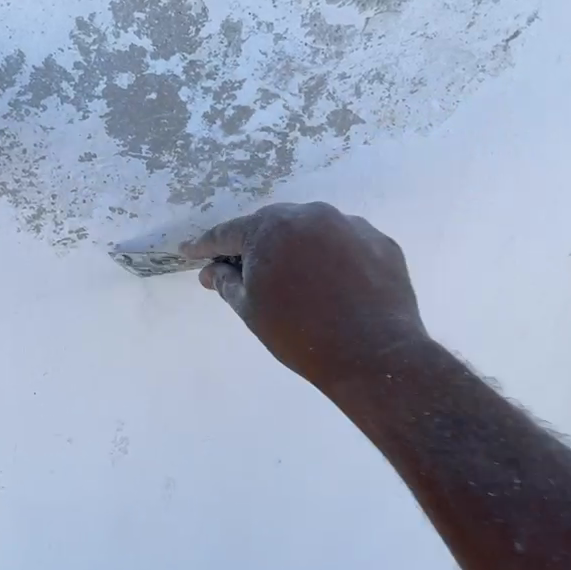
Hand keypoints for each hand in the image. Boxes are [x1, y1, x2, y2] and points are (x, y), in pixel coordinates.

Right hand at [182, 203, 430, 395]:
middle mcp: (310, 215)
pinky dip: (331, 257)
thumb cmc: (299, 334)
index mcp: (271, 228)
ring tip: (294, 280)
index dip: (206, 245)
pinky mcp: (380, 242)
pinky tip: (331, 284)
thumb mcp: (250, 310)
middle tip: (243, 271)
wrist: (374, 354)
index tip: (190, 252)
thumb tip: (212, 271)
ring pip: (310, 231)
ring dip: (295, 248)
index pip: (228, 233)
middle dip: (254, 246)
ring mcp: (350, 225)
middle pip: (271, 226)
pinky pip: (344, 243)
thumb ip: (227, 282)